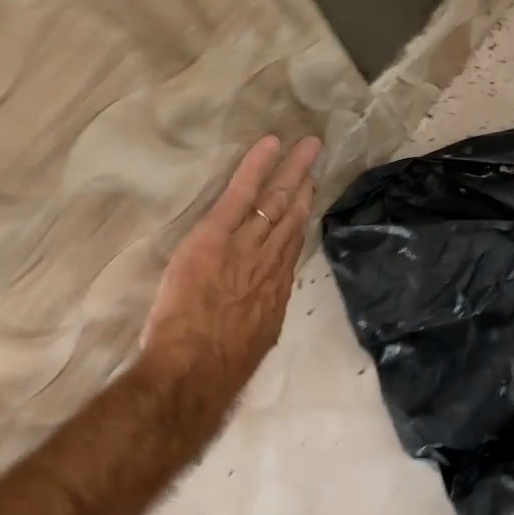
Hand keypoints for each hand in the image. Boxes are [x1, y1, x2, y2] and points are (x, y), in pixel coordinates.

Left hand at [139, 134, 322, 396]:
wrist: (195, 369)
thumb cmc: (218, 367)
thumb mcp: (254, 343)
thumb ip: (261, 317)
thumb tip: (263, 308)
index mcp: (276, 290)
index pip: (292, 246)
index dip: (301, 219)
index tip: (309, 199)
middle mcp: (270, 263)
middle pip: (293, 216)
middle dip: (307, 185)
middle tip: (318, 158)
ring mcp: (246, 246)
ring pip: (276, 200)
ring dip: (292, 169)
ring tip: (306, 146)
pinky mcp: (218, 236)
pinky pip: (241, 194)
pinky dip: (256, 167)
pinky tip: (269, 144)